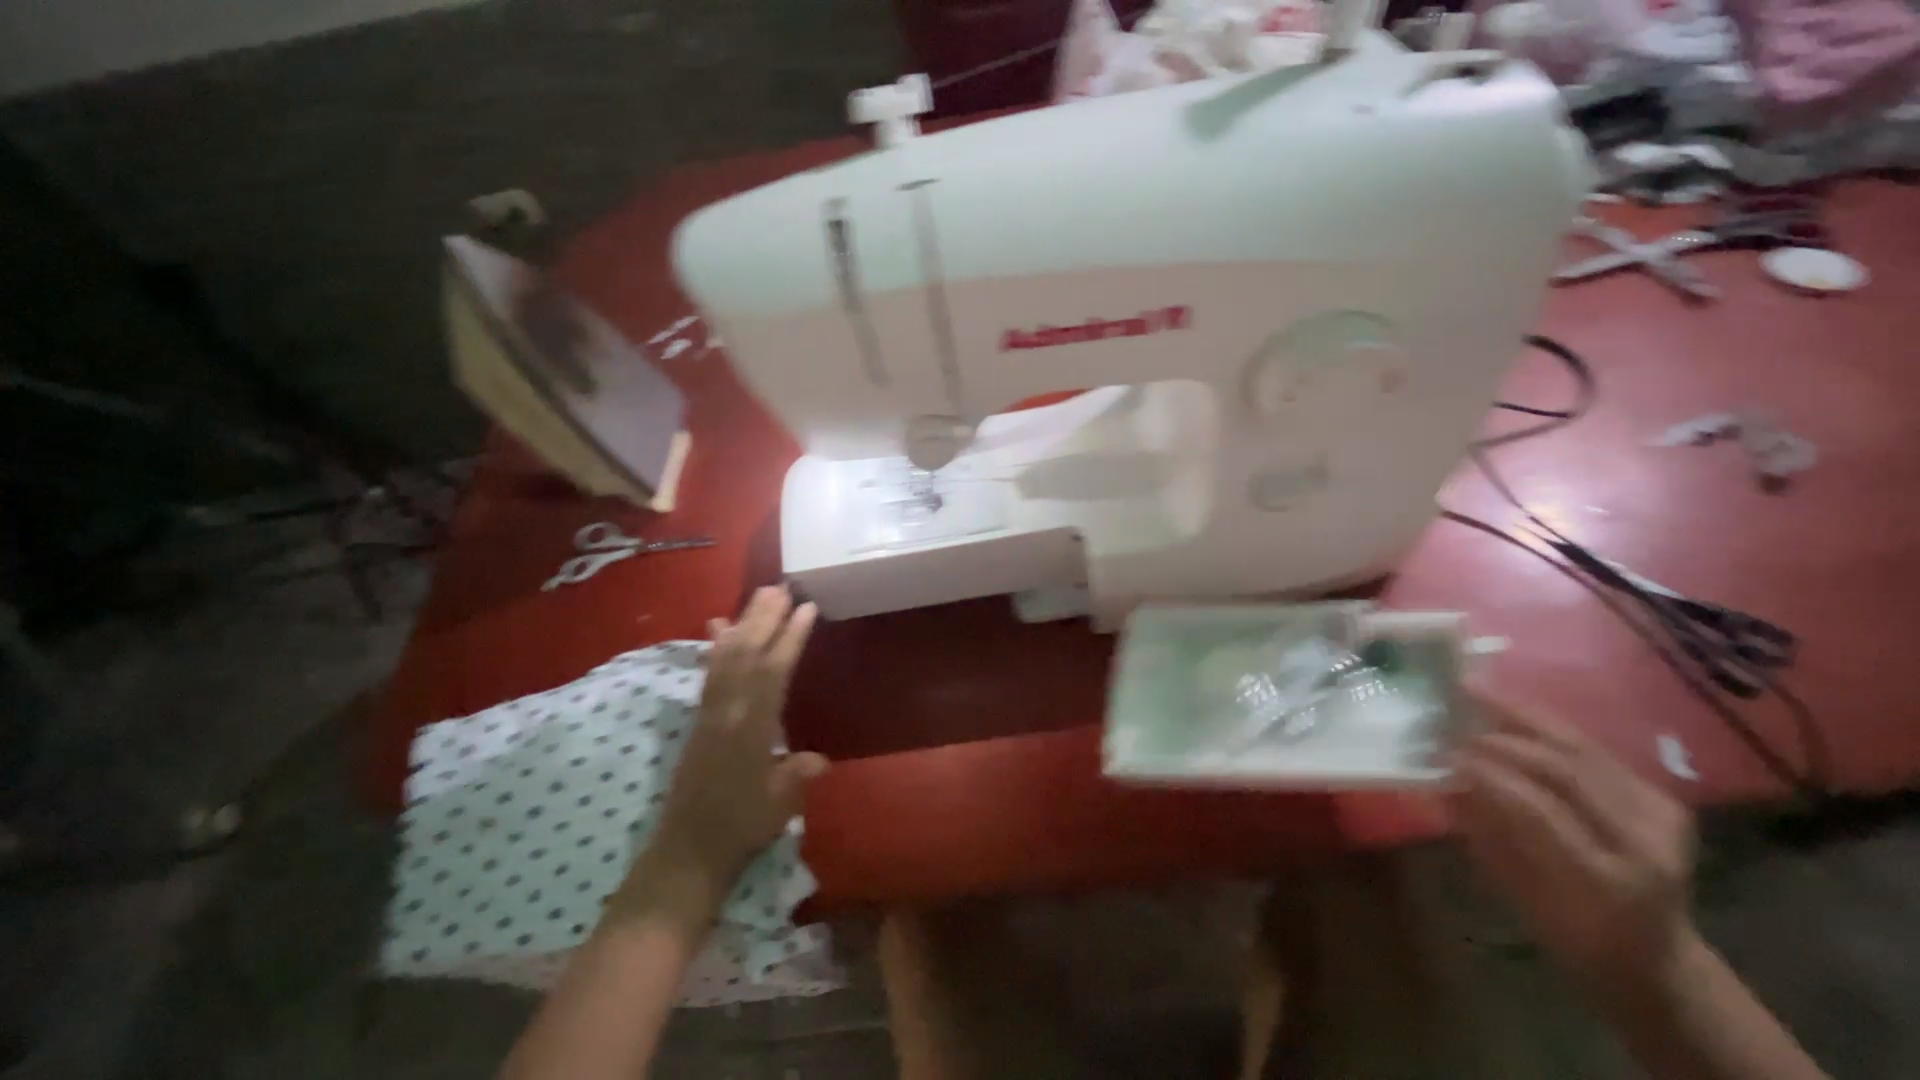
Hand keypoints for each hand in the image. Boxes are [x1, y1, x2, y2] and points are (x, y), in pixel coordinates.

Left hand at [616, 588, 827, 925]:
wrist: (688, 851)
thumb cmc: (741, 829)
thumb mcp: (778, 804)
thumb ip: (795, 775)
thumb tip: (817, 758)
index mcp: (751, 730)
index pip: (773, 673)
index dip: (789, 638)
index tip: (805, 608)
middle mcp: (726, 714)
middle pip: (746, 655)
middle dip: (764, 619)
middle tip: (780, 587)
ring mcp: (709, 715)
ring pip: (726, 659)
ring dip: (742, 625)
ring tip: (757, 597)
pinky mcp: (699, 722)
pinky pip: (709, 675)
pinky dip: (715, 648)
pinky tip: (717, 629)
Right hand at [1450, 694, 1696, 999]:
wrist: (1655, 956)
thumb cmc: (1573, 936)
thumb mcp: (1520, 895)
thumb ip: (1487, 836)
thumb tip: (1443, 785)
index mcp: (1607, 879)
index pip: (1540, 809)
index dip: (1489, 776)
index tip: (1444, 754)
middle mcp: (1644, 841)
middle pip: (1567, 770)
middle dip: (1503, 740)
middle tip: (1454, 721)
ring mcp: (1661, 816)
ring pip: (1584, 750)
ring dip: (1524, 719)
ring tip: (1477, 694)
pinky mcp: (1664, 799)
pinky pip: (1597, 753)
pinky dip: (1550, 730)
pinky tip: (1514, 713)